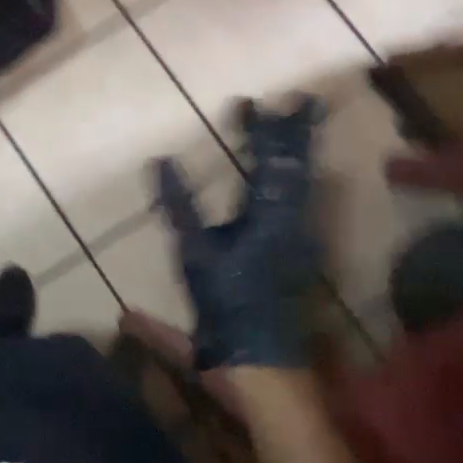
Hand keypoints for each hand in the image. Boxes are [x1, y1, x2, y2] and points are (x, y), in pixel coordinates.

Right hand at [157, 97, 322, 369]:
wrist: (263, 361)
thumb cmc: (225, 304)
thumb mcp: (192, 252)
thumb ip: (178, 205)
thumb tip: (160, 161)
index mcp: (268, 218)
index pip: (270, 163)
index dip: (264, 131)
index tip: (255, 102)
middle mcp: (292, 223)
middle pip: (297, 168)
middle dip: (295, 135)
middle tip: (302, 103)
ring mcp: (299, 239)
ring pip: (302, 185)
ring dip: (297, 155)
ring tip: (294, 131)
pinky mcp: (296, 253)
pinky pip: (299, 203)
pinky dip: (294, 180)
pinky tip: (288, 179)